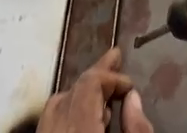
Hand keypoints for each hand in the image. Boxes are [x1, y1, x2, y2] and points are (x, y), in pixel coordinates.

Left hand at [34, 48, 152, 132]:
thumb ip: (136, 127)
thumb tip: (132, 98)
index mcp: (80, 125)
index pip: (89, 82)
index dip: (111, 76)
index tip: (130, 84)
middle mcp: (56, 126)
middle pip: (72, 89)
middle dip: (97, 76)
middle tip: (116, 59)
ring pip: (58, 103)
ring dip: (82, 91)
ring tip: (104, 94)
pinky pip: (50, 119)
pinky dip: (68, 109)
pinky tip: (85, 116)